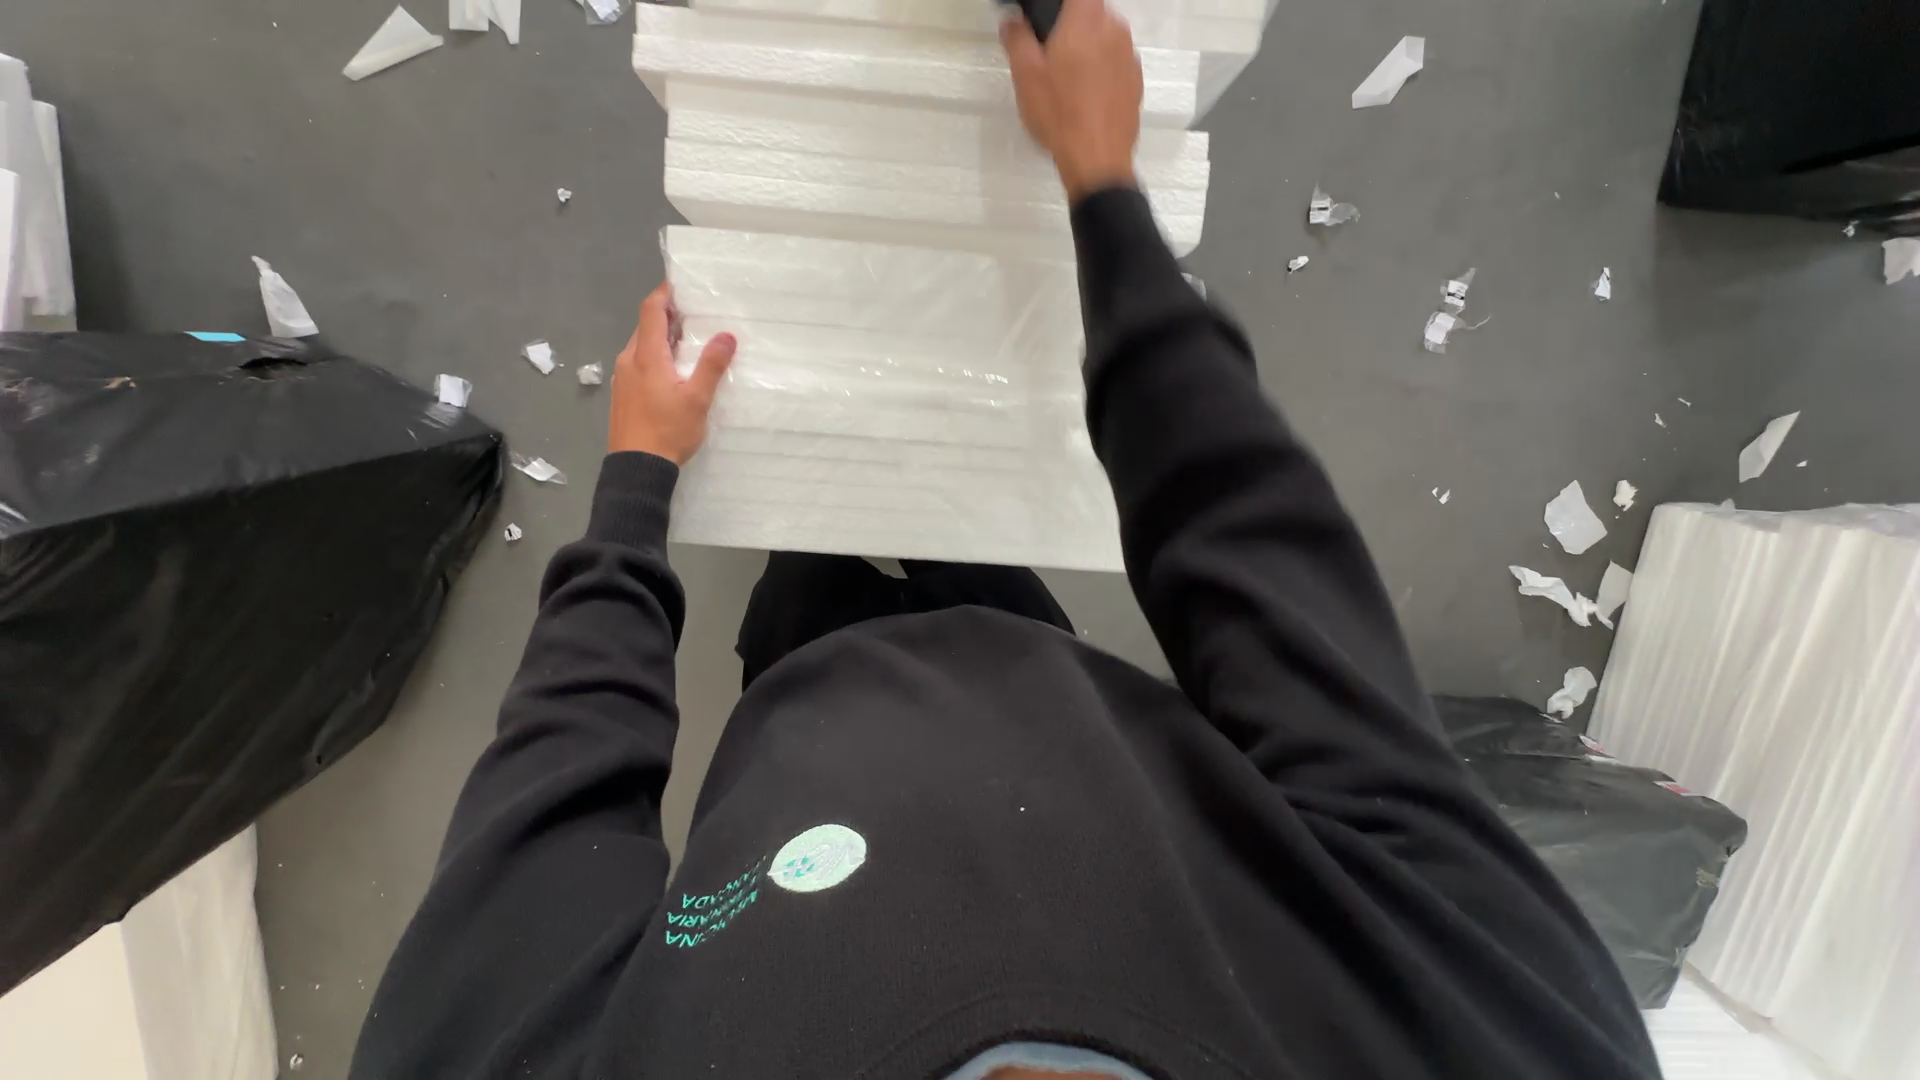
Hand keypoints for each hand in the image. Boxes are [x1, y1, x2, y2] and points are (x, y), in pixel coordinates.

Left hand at [608, 283, 735, 465]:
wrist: (637, 467)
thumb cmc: (668, 430)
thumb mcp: (697, 398)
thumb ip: (712, 365)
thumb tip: (726, 335)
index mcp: (646, 356)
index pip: (651, 310)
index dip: (664, 294)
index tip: (682, 287)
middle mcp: (628, 361)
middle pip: (646, 328)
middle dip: (668, 318)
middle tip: (696, 317)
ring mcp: (623, 379)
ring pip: (642, 348)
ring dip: (663, 341)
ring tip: (689, 346)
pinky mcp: (623, 395)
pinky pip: (639, 366)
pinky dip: (655, 359)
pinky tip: (673, 375)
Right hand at [1000, 0, 1141, 200]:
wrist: (1097, 160)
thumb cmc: (1060, 116)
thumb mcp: (1025, 77)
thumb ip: (1017, 39)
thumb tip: (1012, 21)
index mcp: (1085, 18)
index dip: (1061, 6)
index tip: (1049, 21)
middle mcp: (1114, 28)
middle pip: (1091, 12)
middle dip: (1072, 27)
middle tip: (1052, 55)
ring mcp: (1129, 55)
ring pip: (1106, 38)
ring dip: (1088, 50)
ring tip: (1068, 82)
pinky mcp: (1136, 81)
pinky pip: (1116, 64)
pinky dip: (1103, 72)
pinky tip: (1086, 98)